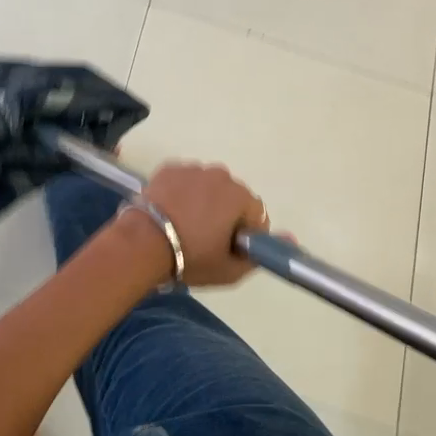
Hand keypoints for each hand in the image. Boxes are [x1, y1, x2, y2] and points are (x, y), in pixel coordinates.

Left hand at [136, 161, 267, 287]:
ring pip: (207, 186)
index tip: (226, 247)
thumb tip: (291, 238)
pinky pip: (184, 180)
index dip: (243, 234)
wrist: (143, 241)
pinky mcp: (168, 167)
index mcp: (239, 196)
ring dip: (202, 201)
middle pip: (231, 196)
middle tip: (204, 238)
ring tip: (183, 225)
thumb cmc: (191, 257)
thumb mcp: (231, 269)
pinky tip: (169, 211)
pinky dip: (181, 192)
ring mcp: (191, 168)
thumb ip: (262, 253)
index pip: (254, 214)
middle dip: (223, 213)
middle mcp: (219, 174)